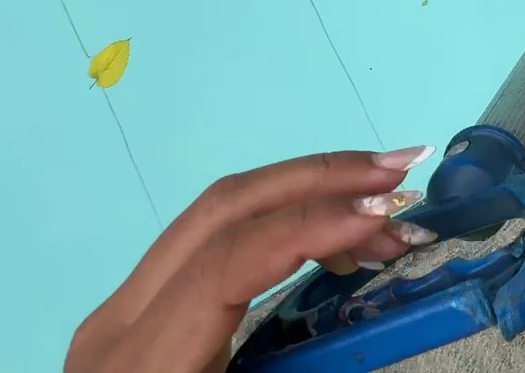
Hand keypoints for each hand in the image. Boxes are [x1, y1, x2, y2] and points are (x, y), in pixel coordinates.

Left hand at [65, 147, 437, 372]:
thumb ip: (316, 366)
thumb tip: (389, 312)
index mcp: (138, 367)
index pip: (227, 261)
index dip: (312, 227)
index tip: (389, 214)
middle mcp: (120, 318)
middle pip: (227, 206)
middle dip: (323, 177)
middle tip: (403, 171)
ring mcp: (129, 303)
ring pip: (225, 206)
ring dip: (314, 187)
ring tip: (389, 199)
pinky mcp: (147, 300)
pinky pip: (224, 231)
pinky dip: (291, 215)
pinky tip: (342, 238)